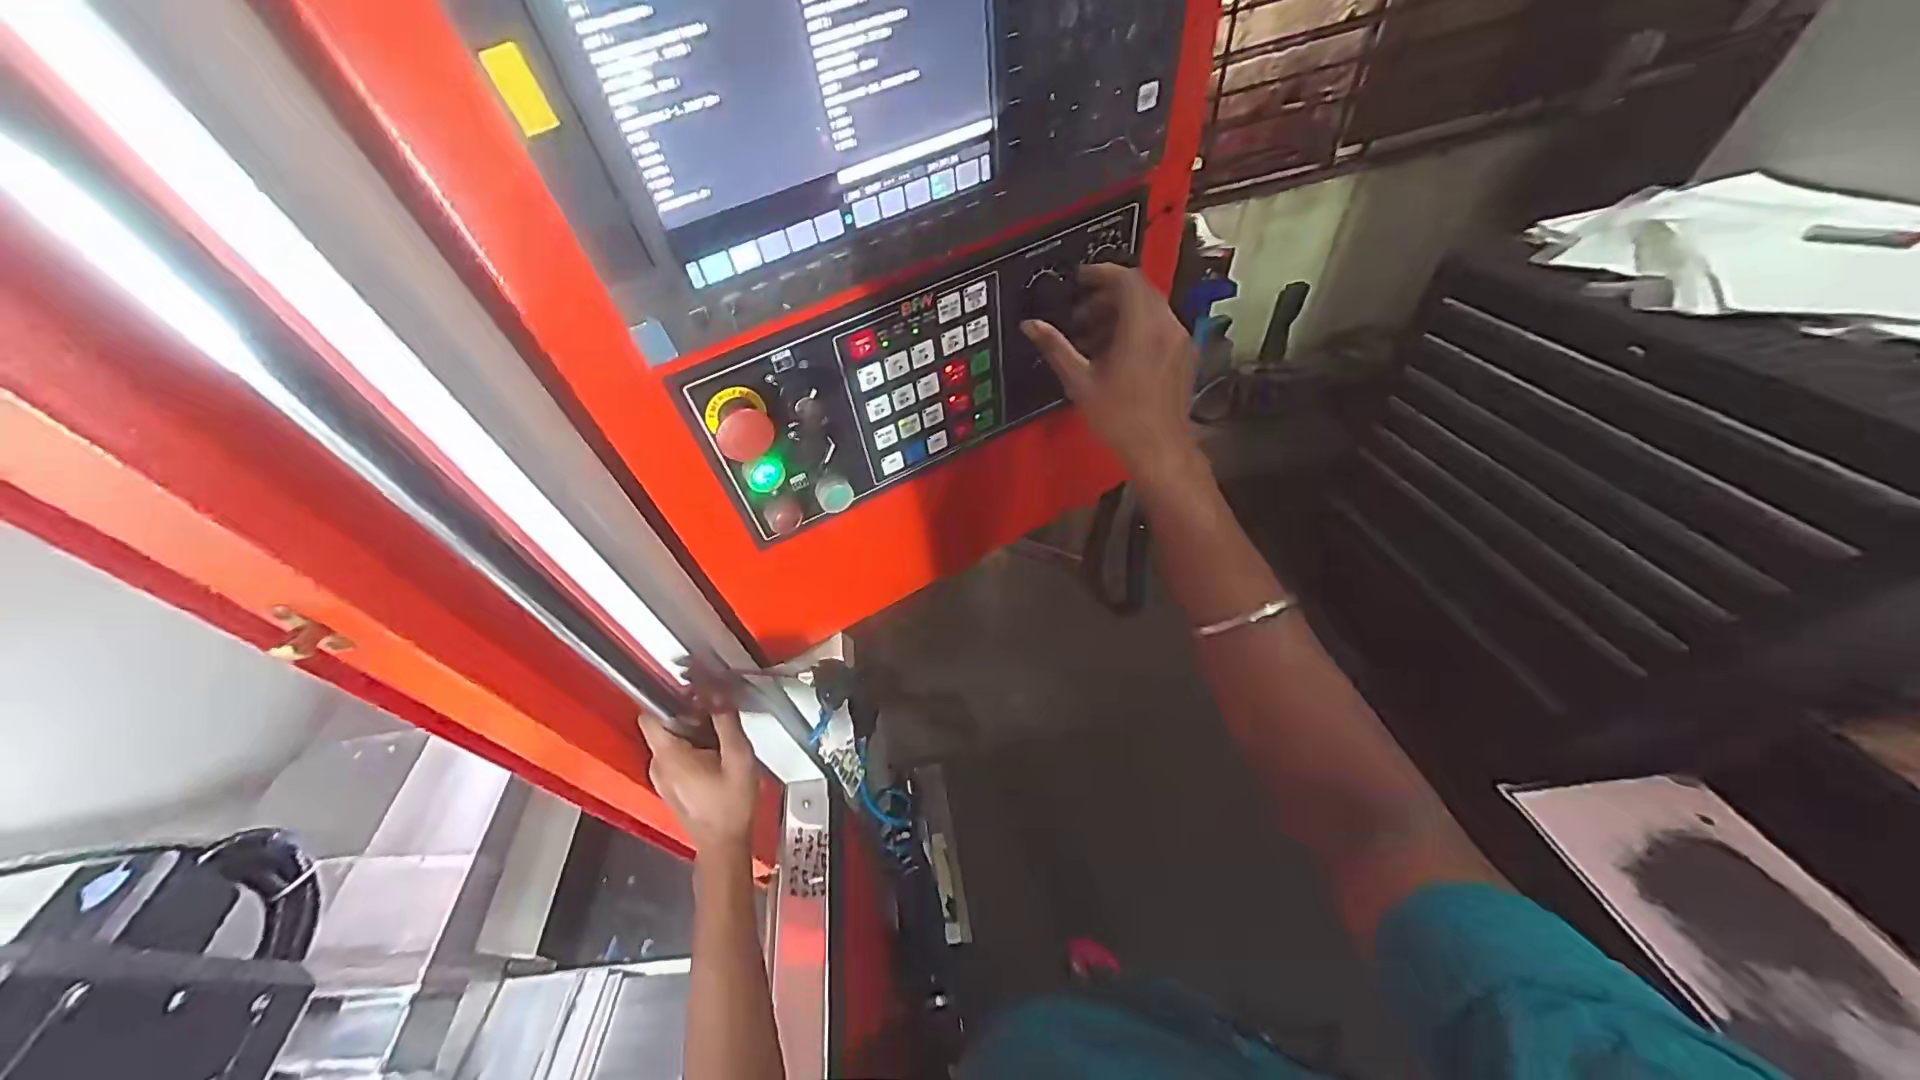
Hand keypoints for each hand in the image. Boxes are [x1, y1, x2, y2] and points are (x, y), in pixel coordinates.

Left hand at [638, 698, 758, 859]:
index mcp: (668, 756)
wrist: (724, 844)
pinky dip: (694, 745)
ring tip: (722, 732)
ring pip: (672, 738)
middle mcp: (657, 764)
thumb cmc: (731, 803)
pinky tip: (717, 751)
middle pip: (664, 724)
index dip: (671, 697)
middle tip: (720, 712)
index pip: (650, 714)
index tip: (697, 691)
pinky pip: (676, 753)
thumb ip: (727, 723)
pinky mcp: (669, 783)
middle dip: (691, 713)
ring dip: (694, 729)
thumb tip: (719, 693)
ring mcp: (661, 775)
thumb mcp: (739, 758)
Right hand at [1021, 264, 1203, 484]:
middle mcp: (1167, 327)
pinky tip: (1116, 354)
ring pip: (1150, 309)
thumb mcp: (1080, 381)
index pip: (1126, 278)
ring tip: (1094, 338)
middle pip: (1139, 291)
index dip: (1101, 272)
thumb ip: (1055, 347)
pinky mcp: (1184, 356)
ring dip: (1121, 314)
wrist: (1158, 448)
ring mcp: (1179, 341)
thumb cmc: (1122, 420)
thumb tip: (1032, 327)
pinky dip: (1138, 329)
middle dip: (1107, 297)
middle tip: (1082, 314)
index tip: (1082, 278)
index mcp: (1142, 327)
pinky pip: (1160, 327)